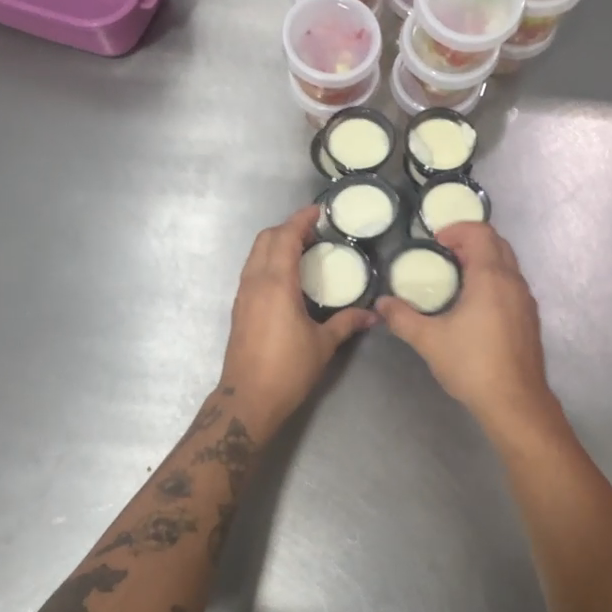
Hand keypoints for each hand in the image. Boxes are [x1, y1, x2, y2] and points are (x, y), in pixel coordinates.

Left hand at [219, 206, 375, 434]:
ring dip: (276, 245)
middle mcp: (254, 282)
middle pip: (265, 239)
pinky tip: (288, 278)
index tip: (319, 212)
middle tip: (314, 232)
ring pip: (255, 255)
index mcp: (276, 283)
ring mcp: (242, 296)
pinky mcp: (239, 310)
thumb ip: (347, 323)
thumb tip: (373, 315)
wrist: (249, 399)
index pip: (285, 237)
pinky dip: (268, 263)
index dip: (301, 220)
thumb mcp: (323, 345)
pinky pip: (252, 272)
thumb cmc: (288, 370)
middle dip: (288, 228)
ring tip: (303, 252)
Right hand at [376, 223, 558, 432]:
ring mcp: (526, 301)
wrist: (514, 401)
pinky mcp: (529, 320)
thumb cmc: (472, 365)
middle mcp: (513, 282)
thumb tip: (381, 304)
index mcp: (491, 277)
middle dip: (470, 242)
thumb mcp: (428, 340)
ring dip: (483, 262)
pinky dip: (493, 281)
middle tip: (443, 255)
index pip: (481, 233)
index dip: (457, 229)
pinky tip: (473, 306)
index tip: (435, 241)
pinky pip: (511, 286)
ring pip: (507, 265)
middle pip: (497, 244)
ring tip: (455, 278)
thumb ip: (402, 318)